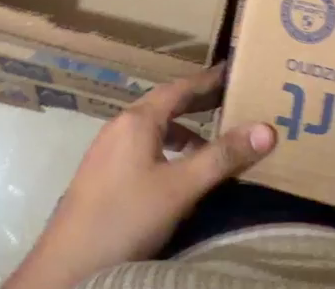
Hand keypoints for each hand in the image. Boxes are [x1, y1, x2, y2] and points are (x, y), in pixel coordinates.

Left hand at [4, 64, 277, 288]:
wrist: (67, 265)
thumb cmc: (126, 217)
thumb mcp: (181, 188)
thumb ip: (222, 157)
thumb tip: (268, 128)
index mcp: (137, 119)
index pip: (180, 87)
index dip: (209, 79)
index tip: (234, 69)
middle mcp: (120, 126)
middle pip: (165, 104)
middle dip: (197, 102)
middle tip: (230, 99)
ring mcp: (106, 151)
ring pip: (152, 129)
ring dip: (182, 130)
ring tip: (210, 143)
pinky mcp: (100, 175)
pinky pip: (141, 148)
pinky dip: (165, 149)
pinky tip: (175, 175)